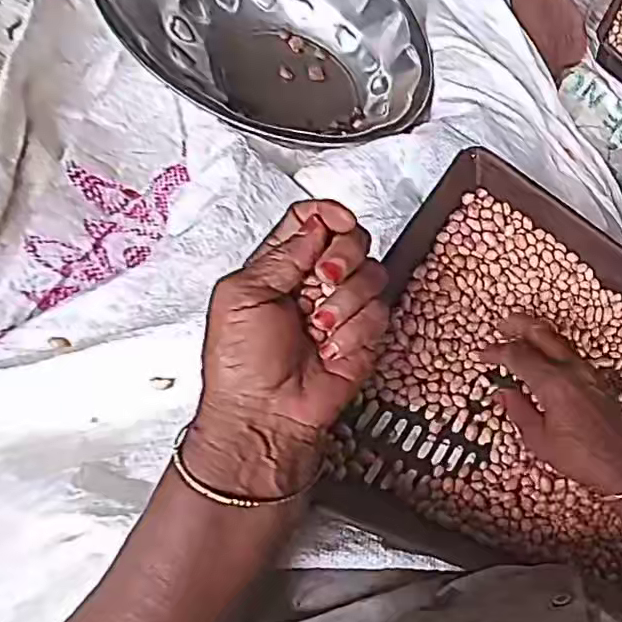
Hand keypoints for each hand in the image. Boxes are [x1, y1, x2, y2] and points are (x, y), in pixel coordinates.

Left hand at [190, 200, 389, 497]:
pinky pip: (380, 313)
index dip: (330, 213)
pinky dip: (354, 331)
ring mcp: (346, 307)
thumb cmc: (241, 361)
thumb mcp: (242, 293)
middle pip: (353, 241)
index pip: (313, 220)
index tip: (338, 220)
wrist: (268, 409)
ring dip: (343, 304)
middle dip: (341, 259)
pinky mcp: (368, 334)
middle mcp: (318, 282)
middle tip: (319, 282)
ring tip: (318, 328)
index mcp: (283, 265)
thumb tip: (316, 226)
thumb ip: (282, 256)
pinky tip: (331, 347)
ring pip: (372, 277)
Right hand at [480, 314, 621, 495]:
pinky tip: (548, 359)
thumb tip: (505, 394)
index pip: (517, 355)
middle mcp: (574, 372)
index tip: (483, 354)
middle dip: (518, 325)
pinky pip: (573, 355)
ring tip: (522, 335)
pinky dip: (555, 350)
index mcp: (554, 384)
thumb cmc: (585, 458)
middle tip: (502, 325)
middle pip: (542, 334)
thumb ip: (519, 411)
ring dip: (538, 334)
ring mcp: (590, 374)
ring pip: (560, 342)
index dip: (496, 352)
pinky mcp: (600, 382)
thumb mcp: (539, 440)